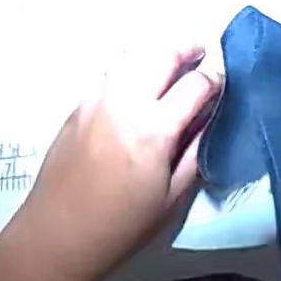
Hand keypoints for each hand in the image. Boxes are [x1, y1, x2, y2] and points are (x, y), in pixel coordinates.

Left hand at [0, 45, 220, 280]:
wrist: (58, 232)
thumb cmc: (121, 226)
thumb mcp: (172, 198)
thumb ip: (195, 152)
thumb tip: (208, 118)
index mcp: (153, 130)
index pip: (195, 85)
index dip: (215, 79)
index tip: (222, 82)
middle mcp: (124, 103)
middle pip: (161, 54)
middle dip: (186, 48)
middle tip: (200, 53)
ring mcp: (97, 98)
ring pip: (132, 54)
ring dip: (156, 51)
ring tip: (170, 62)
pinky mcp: (78, 103)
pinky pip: (110, 71)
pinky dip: (130, 65)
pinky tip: (138, 80)